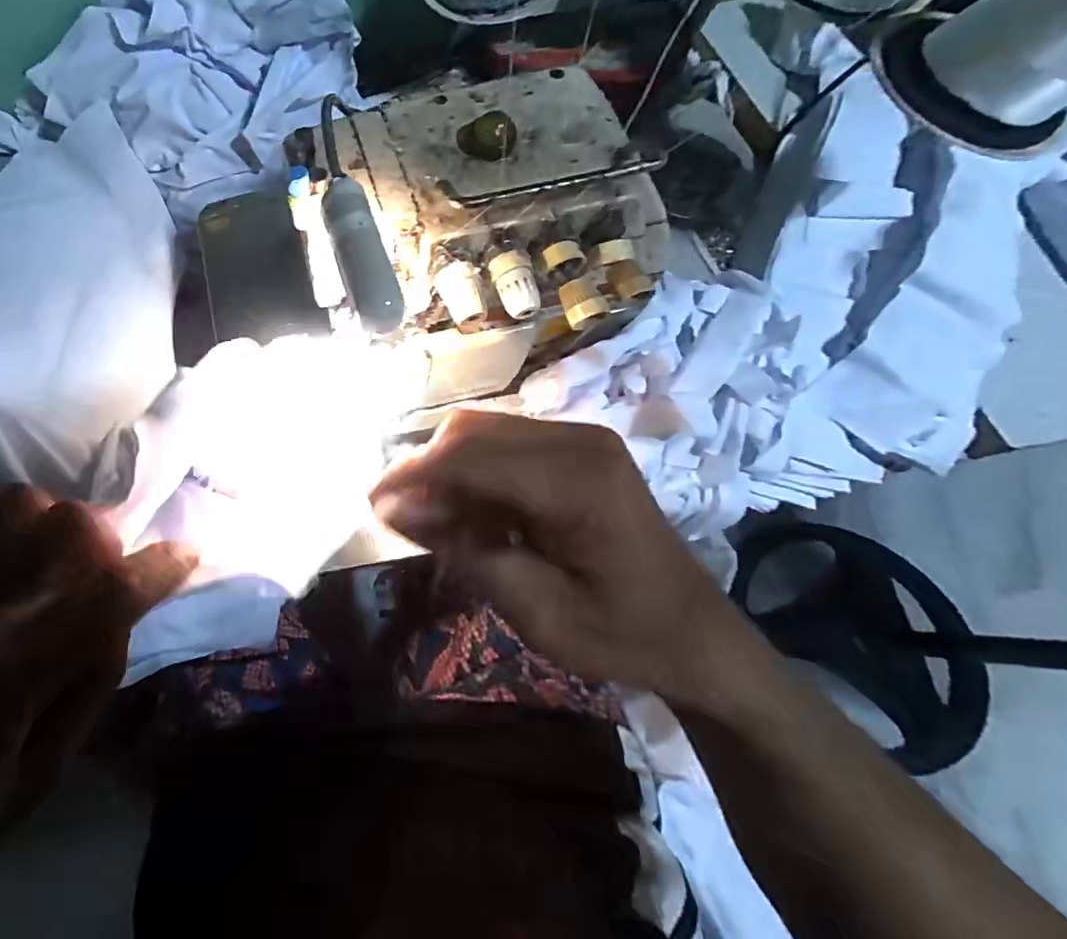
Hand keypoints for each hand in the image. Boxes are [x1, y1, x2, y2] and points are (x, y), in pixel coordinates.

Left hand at [0, 487, 193, 937]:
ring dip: (56, 526)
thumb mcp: (26, 789)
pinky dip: (4, 524)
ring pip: (17, 503)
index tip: (185, 554)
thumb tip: (122, 613)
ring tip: (51, 567)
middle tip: (106, 578)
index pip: (107, 595)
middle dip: (108, 544)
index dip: (159, 568)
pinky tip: (1, 560)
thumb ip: (86, 689)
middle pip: (68, 528)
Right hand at [371, 411, 762, 707]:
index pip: (469, 457)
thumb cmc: (622, 635)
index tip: (371, 506)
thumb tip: (393, 507)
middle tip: (397, 518)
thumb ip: (464, 550)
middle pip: (470, 432)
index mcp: (578, 481)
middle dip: (423, 470)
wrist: (695, 635)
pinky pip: (502, 444)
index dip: (412, 477)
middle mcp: (579, 441)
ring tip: (430, 520)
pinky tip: (466, 514)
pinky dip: (471, 473)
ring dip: (445, 470)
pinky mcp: (577, 449)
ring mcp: (580, 439)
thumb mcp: (537, 611)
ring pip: (480, 432)